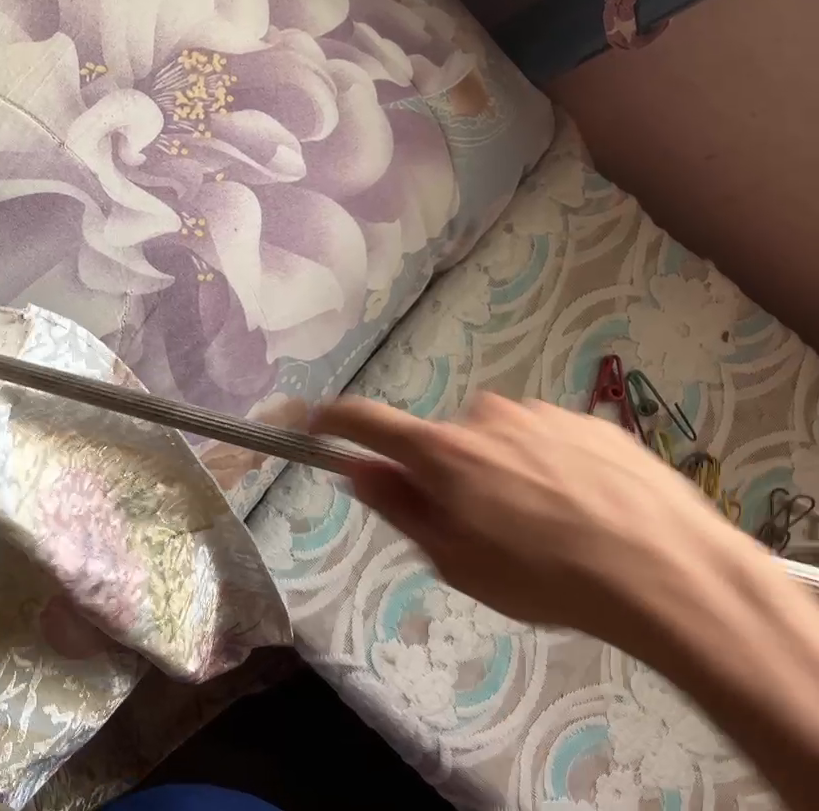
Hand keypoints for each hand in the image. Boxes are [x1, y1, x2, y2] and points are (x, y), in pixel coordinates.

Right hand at [313, 392, 763, 641]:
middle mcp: (483, 418)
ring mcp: (543, 417)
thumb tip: (358, 471)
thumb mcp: (453, 560)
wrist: (683, 582)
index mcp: (440, 450)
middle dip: (442, 472)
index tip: (315, 425)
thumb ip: (398, 508)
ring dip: (499, 469)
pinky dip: (549, 467)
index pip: (363, 418)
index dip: (330, 419)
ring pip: (496, 440)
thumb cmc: (547, 579)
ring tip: (545, 524)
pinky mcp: (597, 425)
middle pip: (438, 439)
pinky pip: (548, 440)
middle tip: (473, 521)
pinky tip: (585, 511)